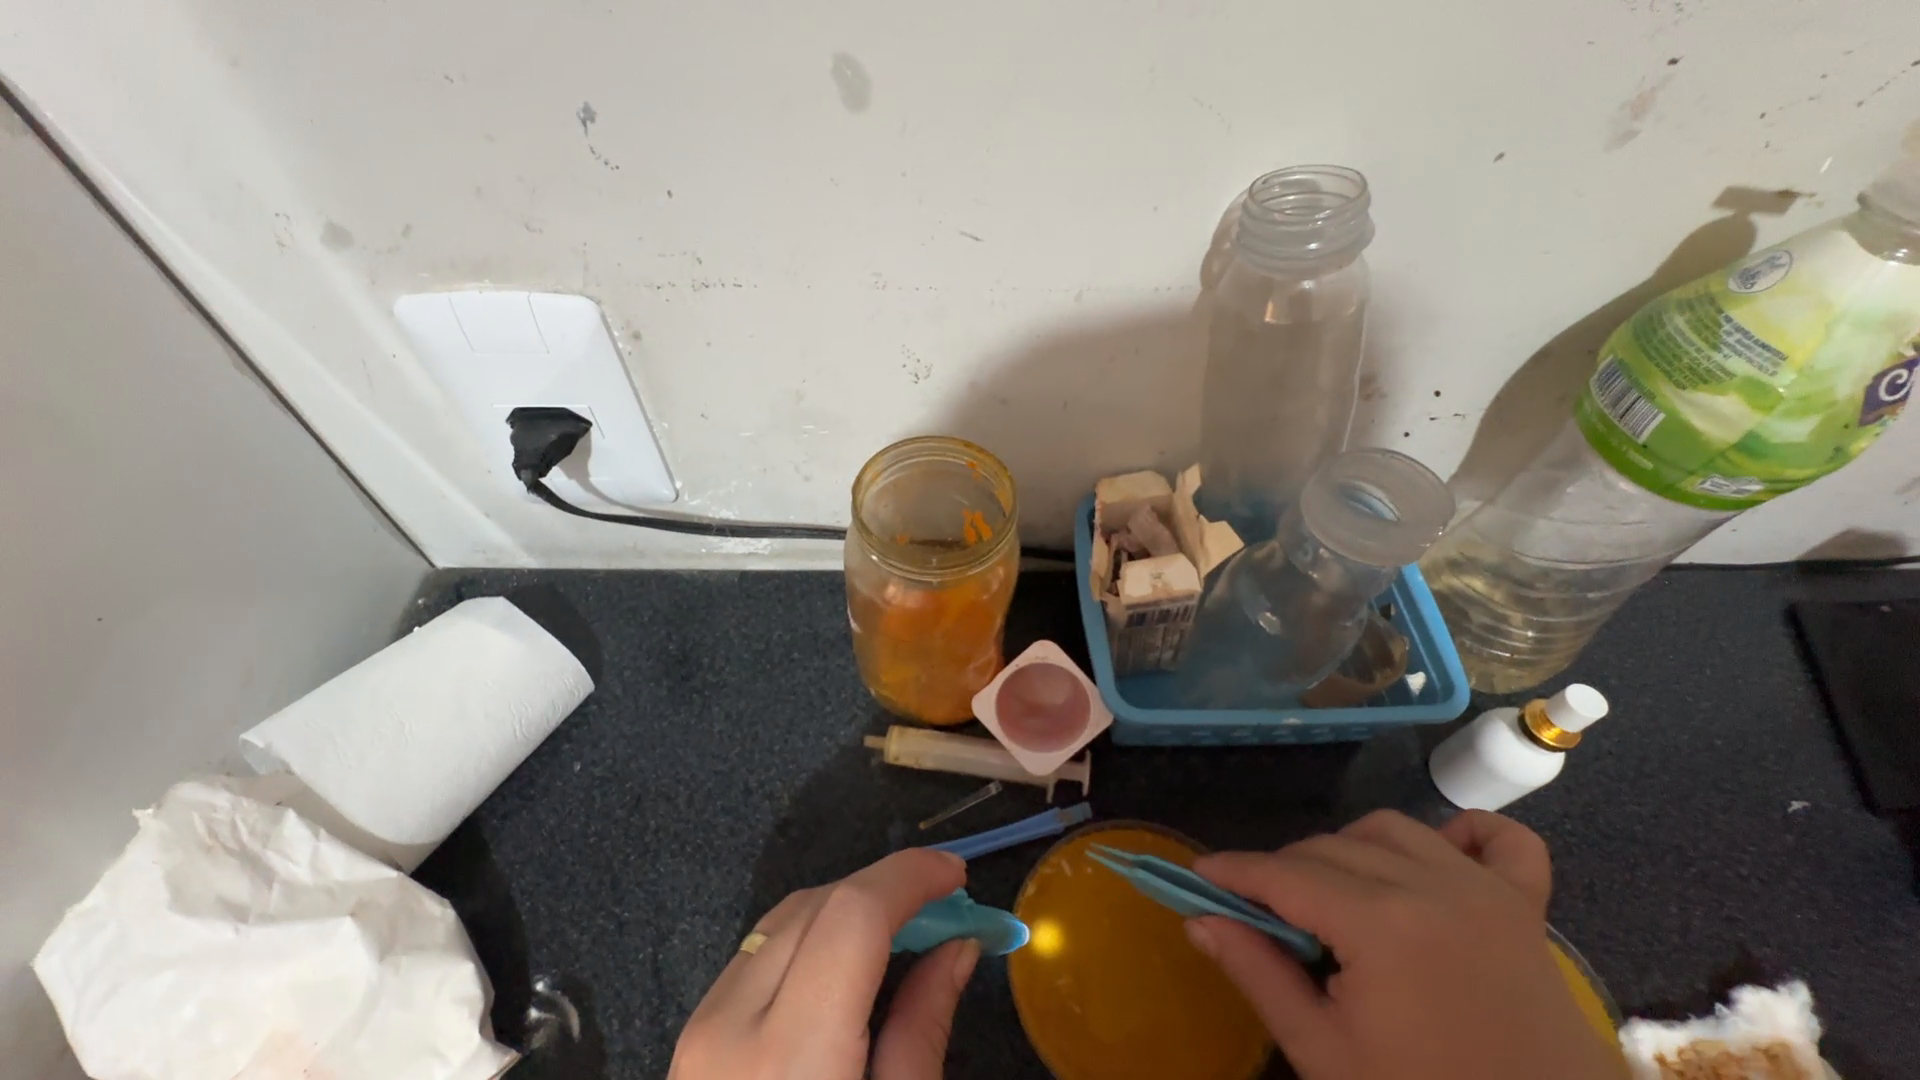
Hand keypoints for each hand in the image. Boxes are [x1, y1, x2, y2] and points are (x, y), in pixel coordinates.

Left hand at [669, 848, 976, 1079]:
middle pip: (817, 903)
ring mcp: (701, 1028)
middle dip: (887, 887)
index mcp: (791, 1056)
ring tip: (907, 928)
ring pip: (784, 919)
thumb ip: (921, 1030)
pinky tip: (851, 963)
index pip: (852, 915)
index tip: (959, 875)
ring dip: (850, 906)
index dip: (910, 877)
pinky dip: (814, 936)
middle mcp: (732, 1024)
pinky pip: (760, 952)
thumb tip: (957, 948)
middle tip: (946, 906)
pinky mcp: (693, 1037)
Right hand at [1187, 810, 1627, 1079]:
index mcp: (1380, 924)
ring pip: (1392, 829)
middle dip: (1282, 870)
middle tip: (1261, 912)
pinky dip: (1461, 835)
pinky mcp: (1527, 906)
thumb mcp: (1324, 1052)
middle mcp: (1433, 886)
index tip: (1200, 876)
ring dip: (1349, 849)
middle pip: (1329, 848)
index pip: (1284, 875)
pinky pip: (1499, 839)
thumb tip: (1199, 921)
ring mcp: (1487, 890)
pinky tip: (1435, 859)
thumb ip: (1259, 975)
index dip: (1234, 872)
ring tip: (1334, 895)